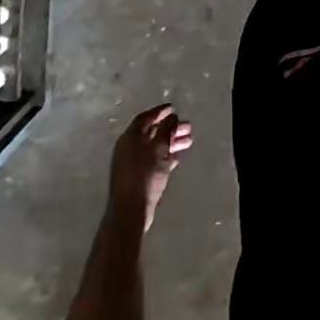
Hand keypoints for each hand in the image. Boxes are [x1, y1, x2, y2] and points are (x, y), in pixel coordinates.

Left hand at [109, 104, 193, 231]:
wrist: (130, 210)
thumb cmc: (144, 176)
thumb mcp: (158, 150)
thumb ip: (166, 132)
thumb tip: (173, 118)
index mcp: (130, 138)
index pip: (145, 119)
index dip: (159, 112)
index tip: (173, 108)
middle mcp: (130, 148)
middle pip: (152, 132)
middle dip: (170, 128)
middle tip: (188, 126)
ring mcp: (134, 162)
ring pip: (155, 146)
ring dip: (171, 142)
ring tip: (189, 140)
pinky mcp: (140, 176)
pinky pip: (155, 159)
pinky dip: (166, 155)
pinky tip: (178, 157)